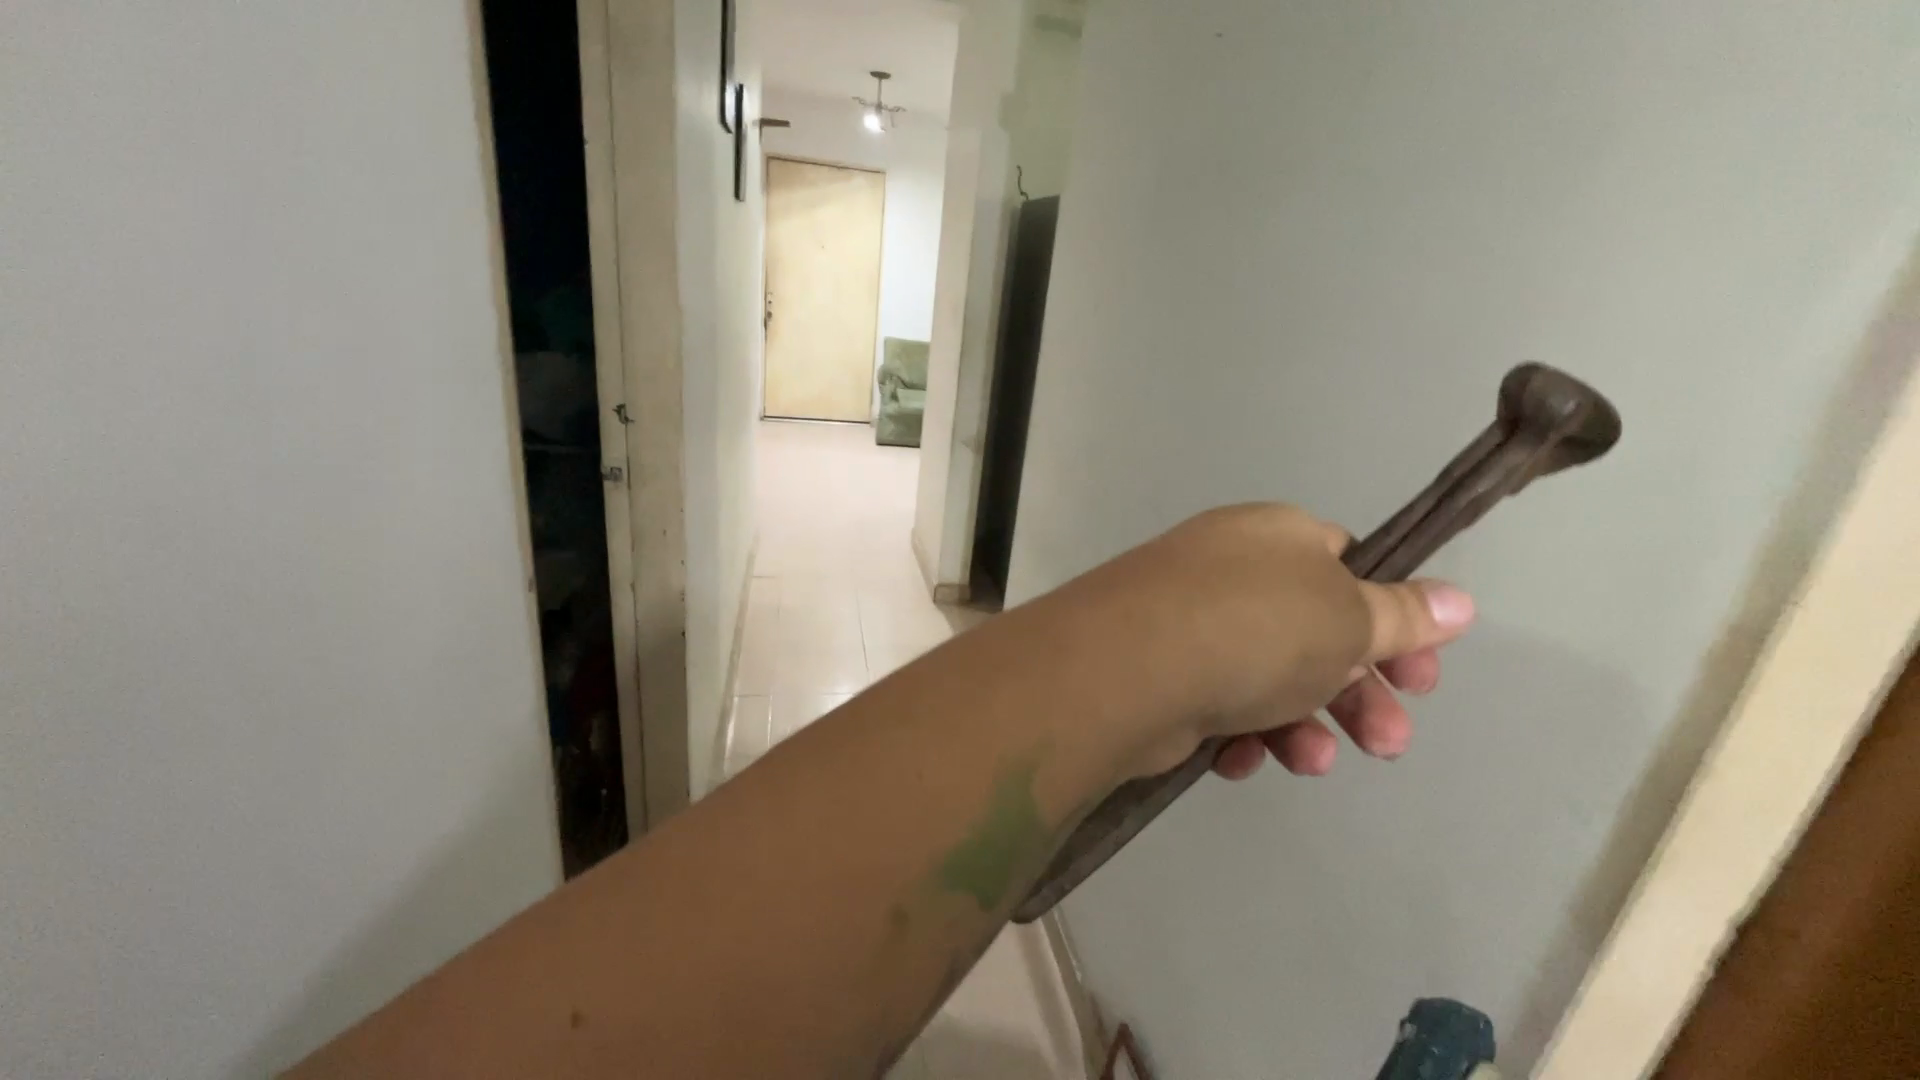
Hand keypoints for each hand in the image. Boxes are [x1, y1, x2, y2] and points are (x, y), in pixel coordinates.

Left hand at [1062, 503, 1474, 779]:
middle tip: (1388, 742)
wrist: (1128, 666)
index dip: (1392, 621)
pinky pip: (1218, 704)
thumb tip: (1460, 600)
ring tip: (1309, 760)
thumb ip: (1401, 616)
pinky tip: (1242, 761)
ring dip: (1301, 724)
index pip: (1348, 565)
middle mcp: (1229, 572)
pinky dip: (1240, 734)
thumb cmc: (1253, 628)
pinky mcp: (1158, 673)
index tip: (1419, 676)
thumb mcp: (1346, 619)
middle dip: (1356, 693)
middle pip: (1313, 632)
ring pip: (1268, 677)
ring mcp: (1188, 622)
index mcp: (1276, 538)